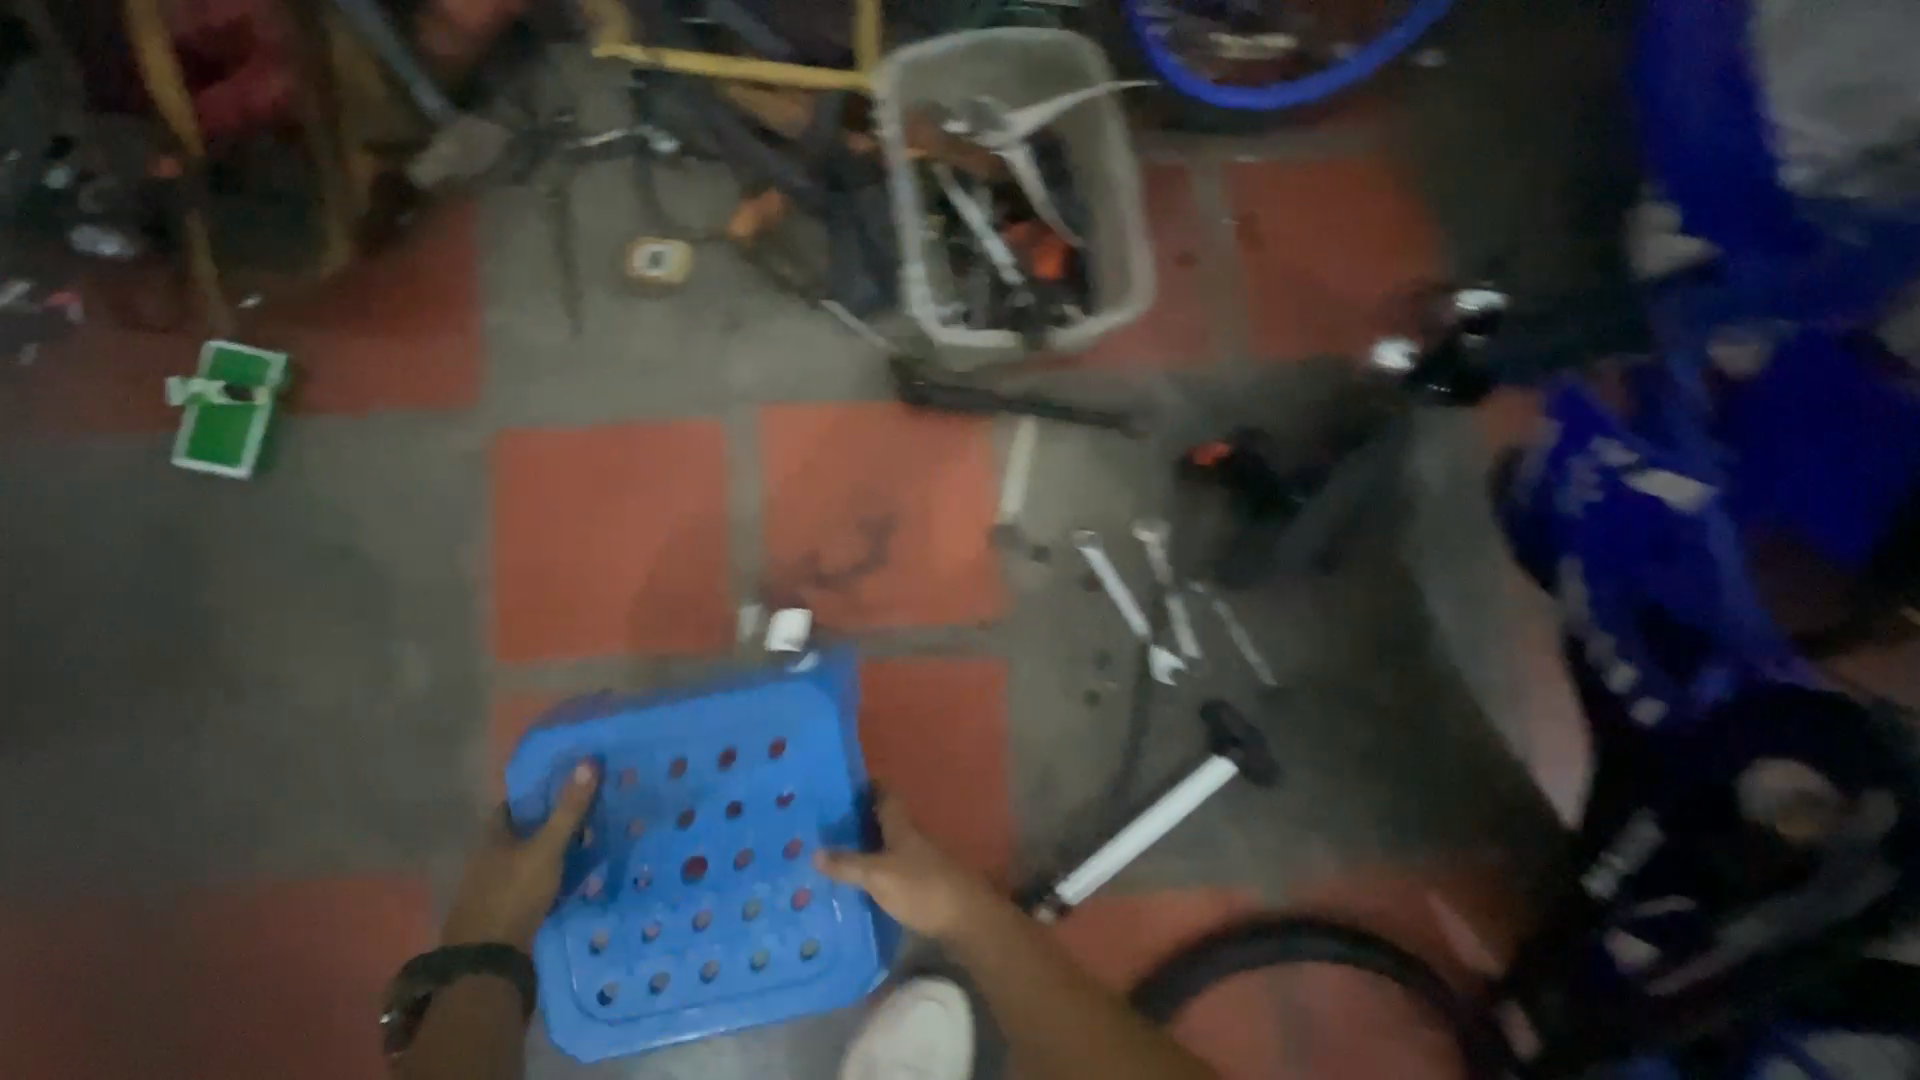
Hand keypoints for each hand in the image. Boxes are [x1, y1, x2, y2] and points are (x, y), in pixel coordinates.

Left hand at [441, 762, 599, 951]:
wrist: (488, 958)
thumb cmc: (514, 893)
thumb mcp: (547, 848)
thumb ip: (568, 809)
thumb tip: (589, 761)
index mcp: (493, 833)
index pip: (519, 801)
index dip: (544, 788)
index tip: (574, 780)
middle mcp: (490, 853)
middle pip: (527, 827)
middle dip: (555, 818)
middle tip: (592, 807)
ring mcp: (497, 881)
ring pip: (531, 853)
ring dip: (556, 846)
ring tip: (593, 836)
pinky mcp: (507, 904)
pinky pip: (535, 877)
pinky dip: (554, 870)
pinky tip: (578, 871)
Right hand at [814, 793, 1002, 940]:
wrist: (967, 919)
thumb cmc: (922, 888)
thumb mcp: (878, 875)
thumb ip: (848, 864)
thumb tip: (813, 851)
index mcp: (903, 827)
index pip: (886, 795)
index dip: (869, 786)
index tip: (844, 785)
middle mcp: (913, 838)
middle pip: (886, 820)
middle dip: (861, 819)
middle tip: (828, 823)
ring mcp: (922, 862)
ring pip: (890, 846)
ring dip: (868, 847)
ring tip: (836, 854)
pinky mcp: (925, 885)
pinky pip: (895, 870)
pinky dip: (877, 872)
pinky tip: (861, 884)